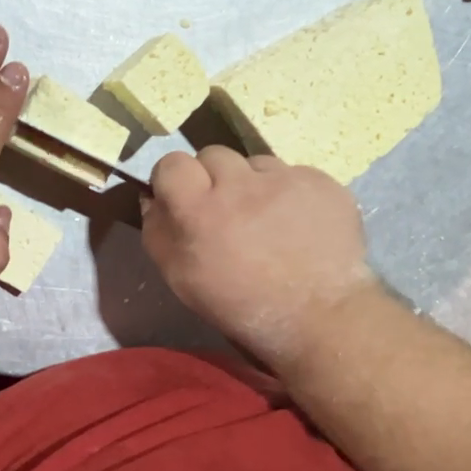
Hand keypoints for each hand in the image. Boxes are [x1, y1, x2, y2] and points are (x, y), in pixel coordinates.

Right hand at [143, 147, 380, 367]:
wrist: (316, 315)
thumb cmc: (238, 305)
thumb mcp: (181, 279)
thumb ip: (159, 233)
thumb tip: (152, 199)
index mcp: (198, 210)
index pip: (172, 164)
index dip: (173, 179)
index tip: (181, 199)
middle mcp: (239, 184)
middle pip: (212, 155)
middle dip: (212, 178)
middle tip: (224, 212)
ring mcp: (283, 178)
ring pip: (253, 163)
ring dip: (250, 184)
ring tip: (263, 220)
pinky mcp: (318, 181)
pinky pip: (291, 174)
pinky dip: (286, 193)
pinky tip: (293, 225)